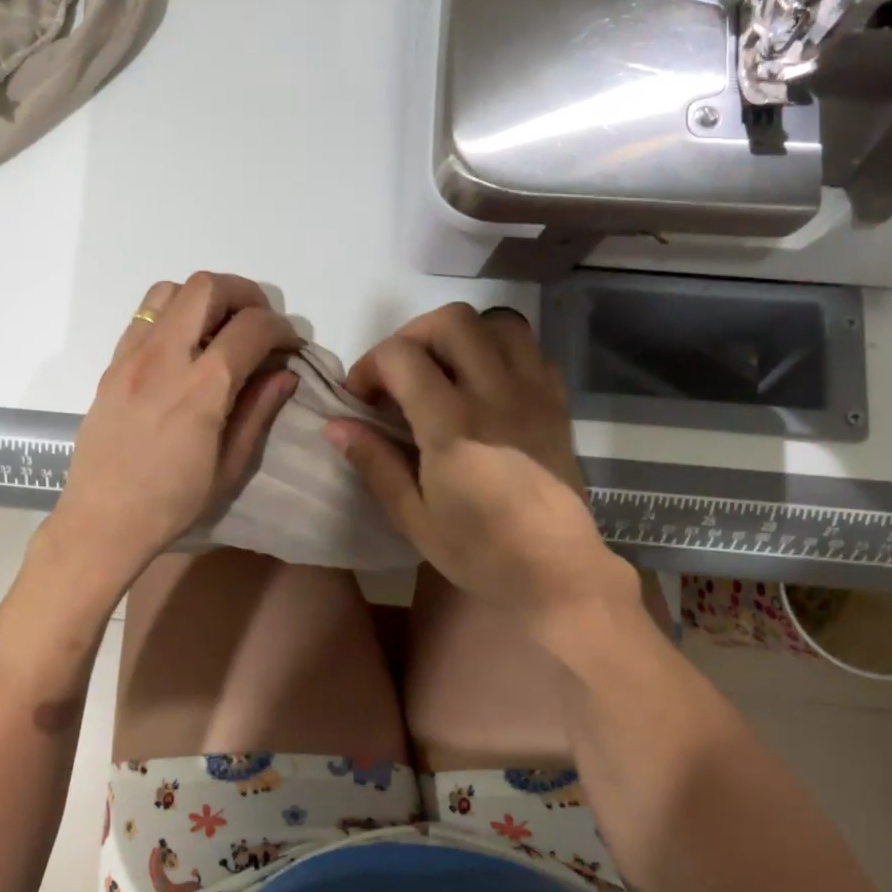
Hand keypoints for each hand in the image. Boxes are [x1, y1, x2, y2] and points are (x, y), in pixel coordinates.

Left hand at [51, 273, 300, 577]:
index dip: (281, 328)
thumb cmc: (171, 505)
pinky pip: (142, 318)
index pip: (251, 328)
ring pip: (169, 291)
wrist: (103, 520)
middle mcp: (164, 359)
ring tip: (218, 329)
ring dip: (202, 298)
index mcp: (201, 389)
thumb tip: (284, 373)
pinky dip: (170, 315)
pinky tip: (182, 348)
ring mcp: (131, 358)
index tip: (289, 344)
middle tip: (258, 322)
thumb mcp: (228, 468)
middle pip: (207, 287)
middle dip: (244, 294)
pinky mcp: (111, 366)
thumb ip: (257, 412)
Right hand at [324, 304, 636, 625]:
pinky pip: (530, 350)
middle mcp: (495, 393)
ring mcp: (532, 393)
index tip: (359, 398)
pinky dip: (499, 352)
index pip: (401, 356)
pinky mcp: (556, 403)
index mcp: (452, 424)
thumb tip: (335, 426)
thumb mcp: (413, 517)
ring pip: (497, 324)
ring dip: (460, 337)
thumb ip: (375, 463)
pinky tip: (483, 387)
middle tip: (398, 375)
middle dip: (412, 337)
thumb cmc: (478, 552)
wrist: (556, 570)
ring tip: (442, 372)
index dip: (369, 366)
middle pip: (452, 321)